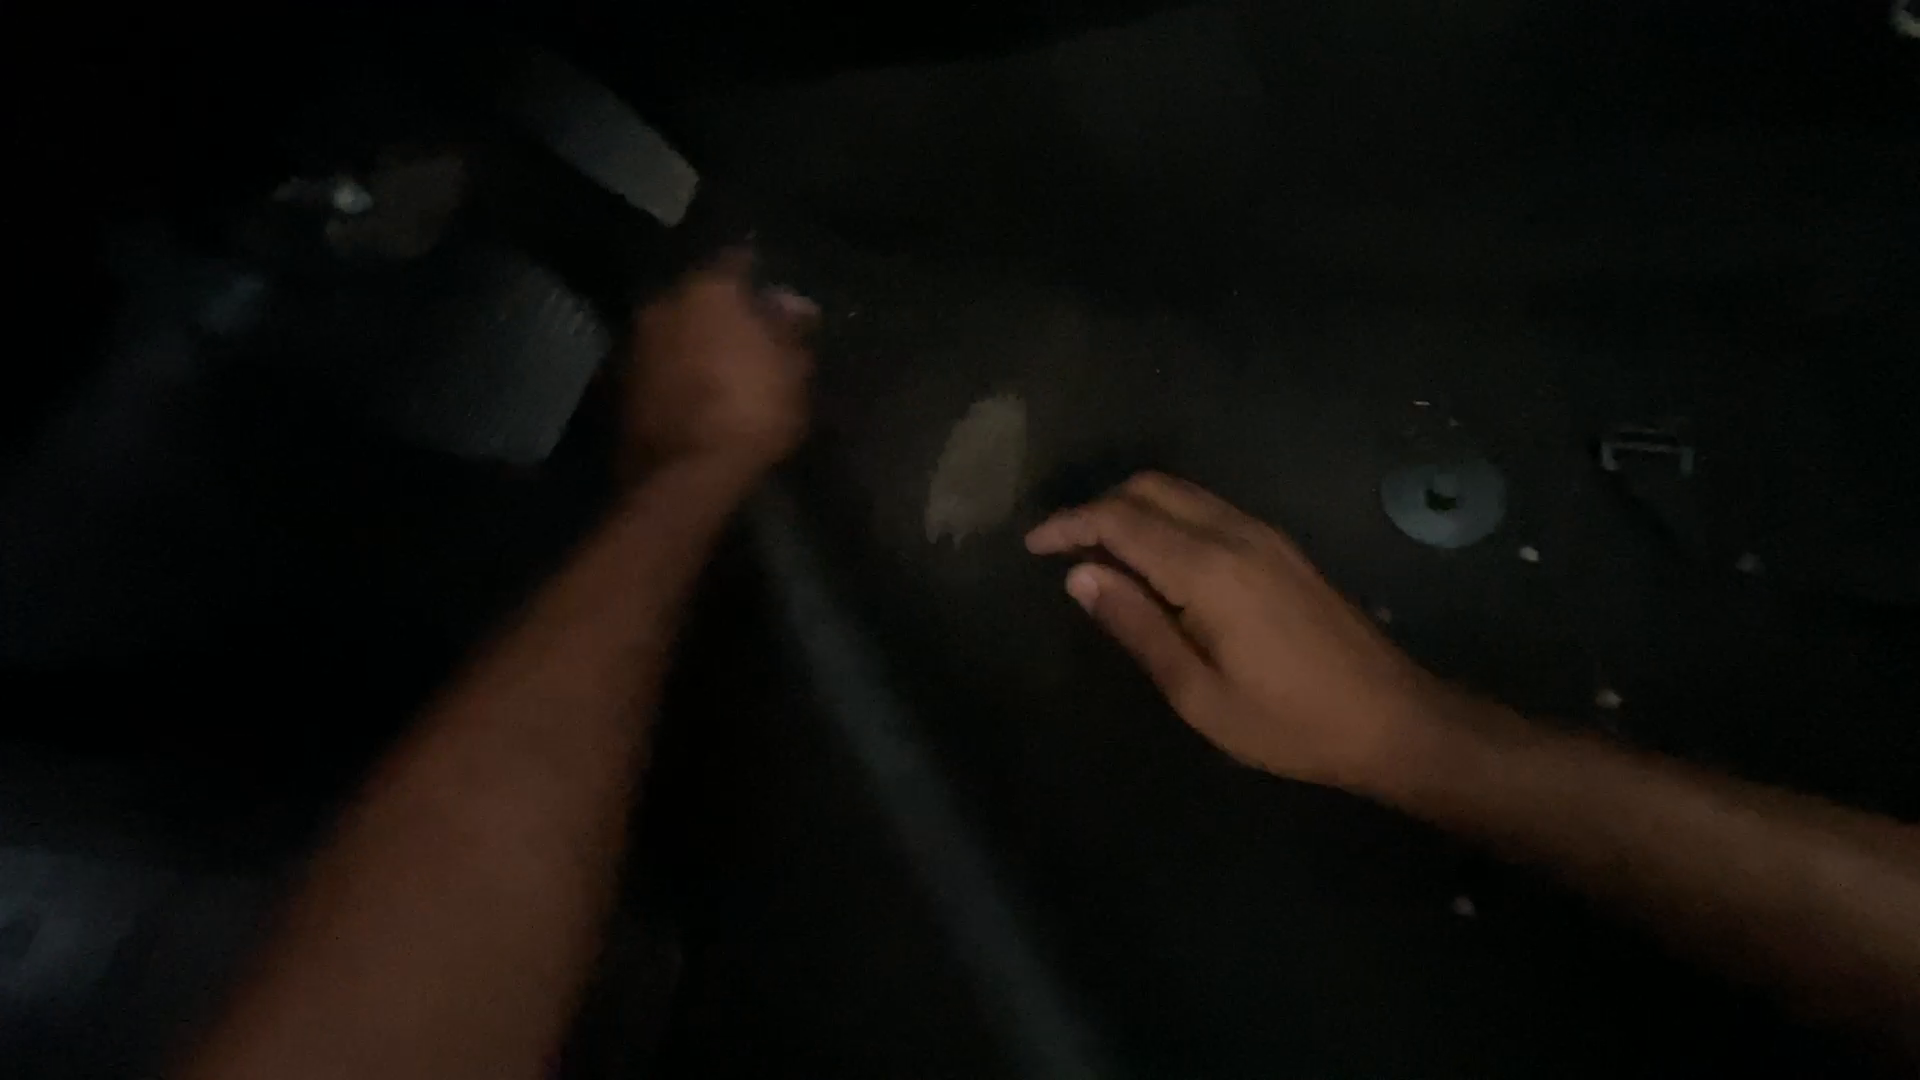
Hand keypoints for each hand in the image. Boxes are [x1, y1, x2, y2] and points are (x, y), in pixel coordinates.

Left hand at [628, 249, 816, 474]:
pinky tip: (694, 394)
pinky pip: (657, 364)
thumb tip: (793, 301)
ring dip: (693, 342)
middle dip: (721, 312)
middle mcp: (662, 303)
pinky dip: (674, 372)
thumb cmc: (752, 412)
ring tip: (720, 368)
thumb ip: (790, 329)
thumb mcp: (792, 371)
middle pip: (698, 296)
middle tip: (747, 336)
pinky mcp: (617, 383)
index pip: (736, 261)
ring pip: (673, 330)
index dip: (758, 277)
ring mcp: (634, 343)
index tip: (773, 296)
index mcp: (709, 290)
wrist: (686, 473)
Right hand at [1026, 472, 1455, 790]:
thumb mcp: (1197, 692)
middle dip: (1098, 507)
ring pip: (1179, 493)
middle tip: (1064, 549)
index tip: (1033, 544)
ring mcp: (1262, 534)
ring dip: (1131, 509)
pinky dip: (1165, 518)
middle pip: (1149, 488)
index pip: (1121, 520)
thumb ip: (1136, 626)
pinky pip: (1205, 509)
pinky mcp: (1278, 545)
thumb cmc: (1288, 722)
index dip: (1070, 525)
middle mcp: (1234, 533)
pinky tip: (1155, 560)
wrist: (1396, 720)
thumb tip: (1079, 576)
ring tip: (1100, 554)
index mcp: (1208, 569)